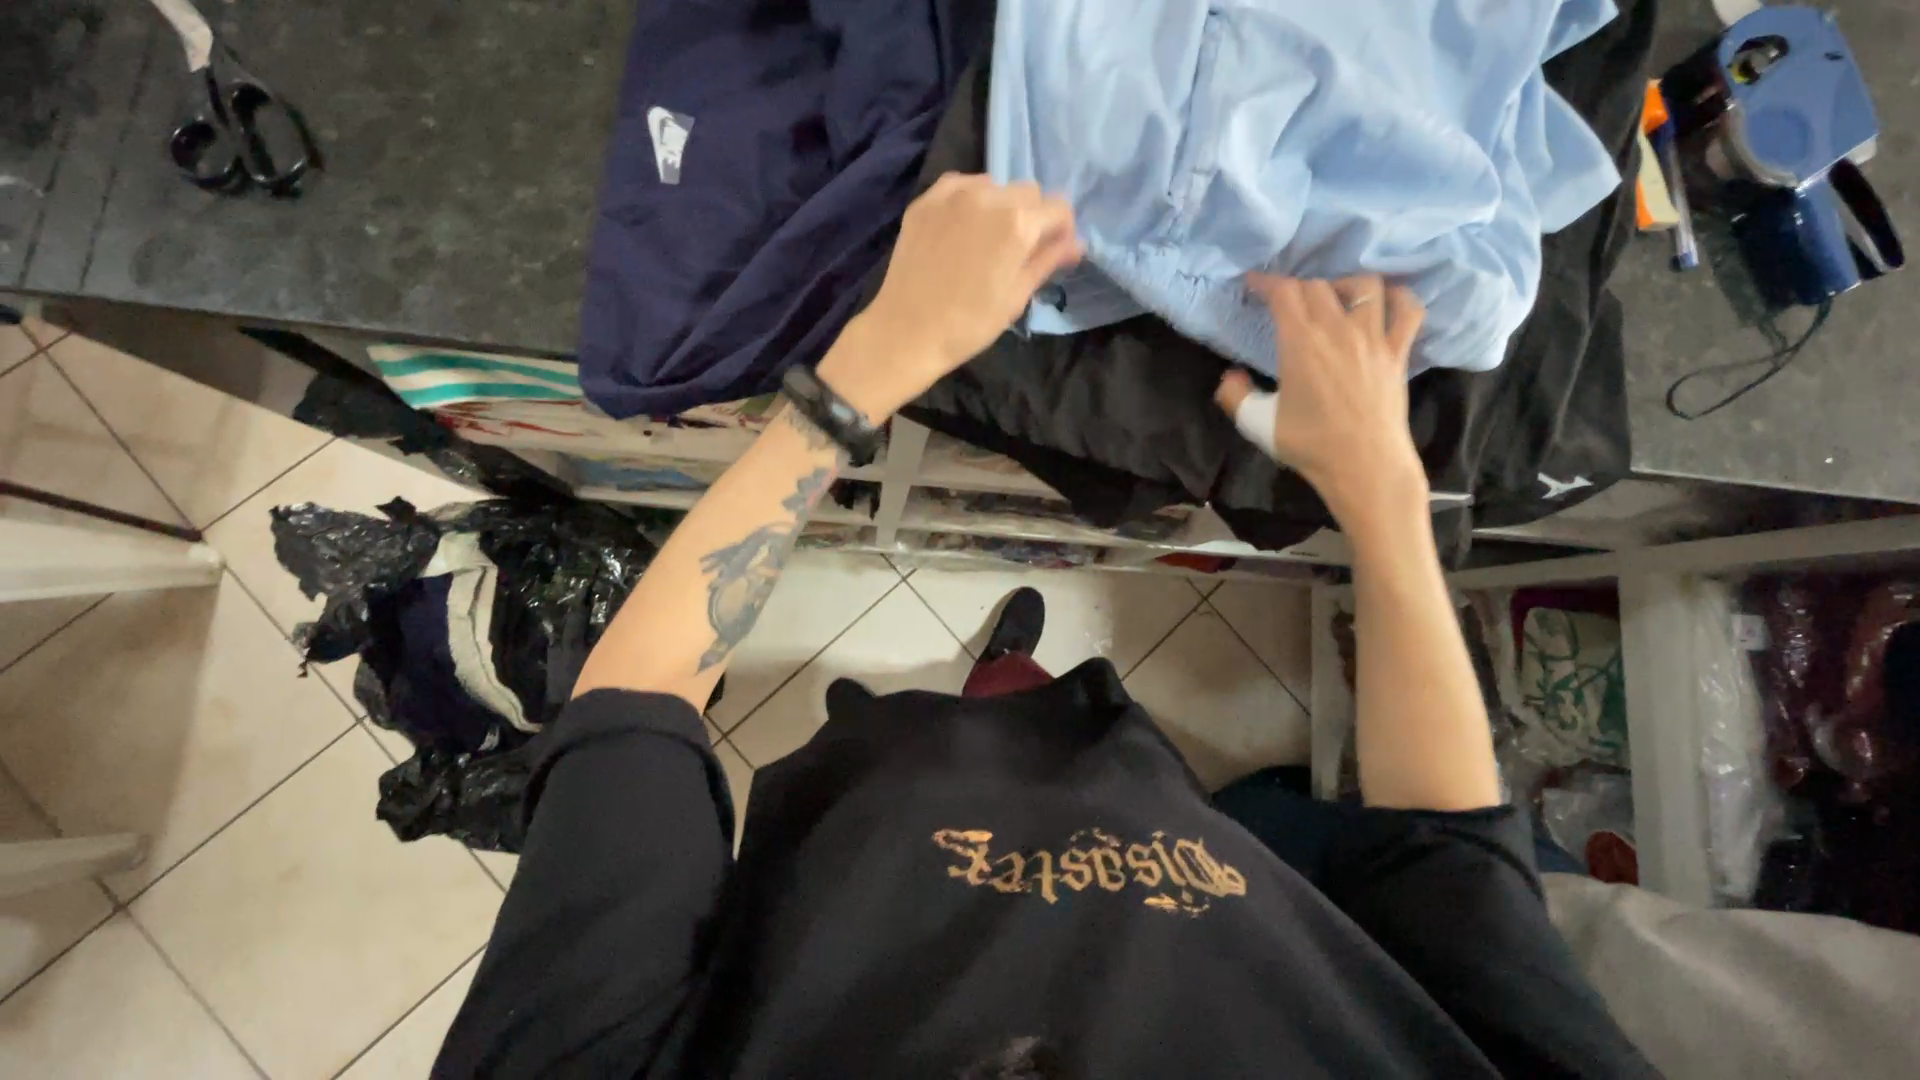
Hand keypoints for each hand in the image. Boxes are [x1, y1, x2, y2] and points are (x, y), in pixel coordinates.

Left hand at [820, 174, 1080, 419]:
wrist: (907, 332)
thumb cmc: (969, 325)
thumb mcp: (1016, 297)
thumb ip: (1047, 261)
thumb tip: (1076, 244)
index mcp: (1018, 223)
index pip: (1058, 208)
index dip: (1062, 229)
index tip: (1054, 250)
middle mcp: (989, 197)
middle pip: (1028, 192)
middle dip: (1032, 216)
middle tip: (1020, 249)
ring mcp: (953, 194)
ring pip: (994, 185)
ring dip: (1000, 206)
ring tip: (987, 241)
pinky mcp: (926, 200)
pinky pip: (960, 186)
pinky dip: (969, 201)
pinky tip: (962, 230)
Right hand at [1215, 273, 1428, 530]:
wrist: (1363, 464)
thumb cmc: (1308, 444)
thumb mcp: (1257, 424)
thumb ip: (1235, 396)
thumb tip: (1230, 376)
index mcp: (1300, 343)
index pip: (1283, 293)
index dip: (1266, 282)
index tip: (1254, 284)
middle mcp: (1339, 329)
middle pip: (1318, 286)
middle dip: (1297, 287)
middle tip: (1286, 302)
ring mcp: (1374, 337)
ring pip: (1365, 285)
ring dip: (1344, 285)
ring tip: (1333, 299)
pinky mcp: (1399, 350)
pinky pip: (1408, 308)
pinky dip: (1397, 297)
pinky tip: (1384, 302)